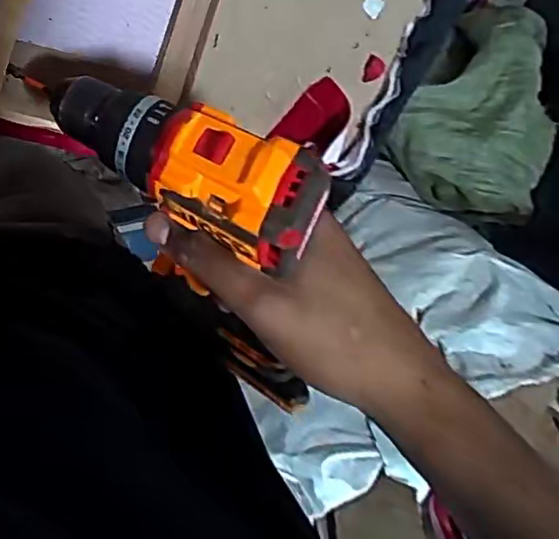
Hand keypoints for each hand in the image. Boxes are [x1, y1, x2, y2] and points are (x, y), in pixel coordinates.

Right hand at [144, 209, 444, 416]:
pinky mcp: (317, 267)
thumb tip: (156, 222)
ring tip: (199, 277)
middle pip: (241, 203)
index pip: (236, 174)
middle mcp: (306, 215)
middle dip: (205, 223)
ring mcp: (313, 242)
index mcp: (298, 207)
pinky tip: (232, 294)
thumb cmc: (331, 335)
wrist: (401, 384)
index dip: (195, 182)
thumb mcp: (260, 300)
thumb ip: (208, 259)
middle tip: (174, 250)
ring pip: (252, 231)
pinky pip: (268, 253)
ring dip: (223, 249)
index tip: (159, 200)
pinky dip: (244, 266)